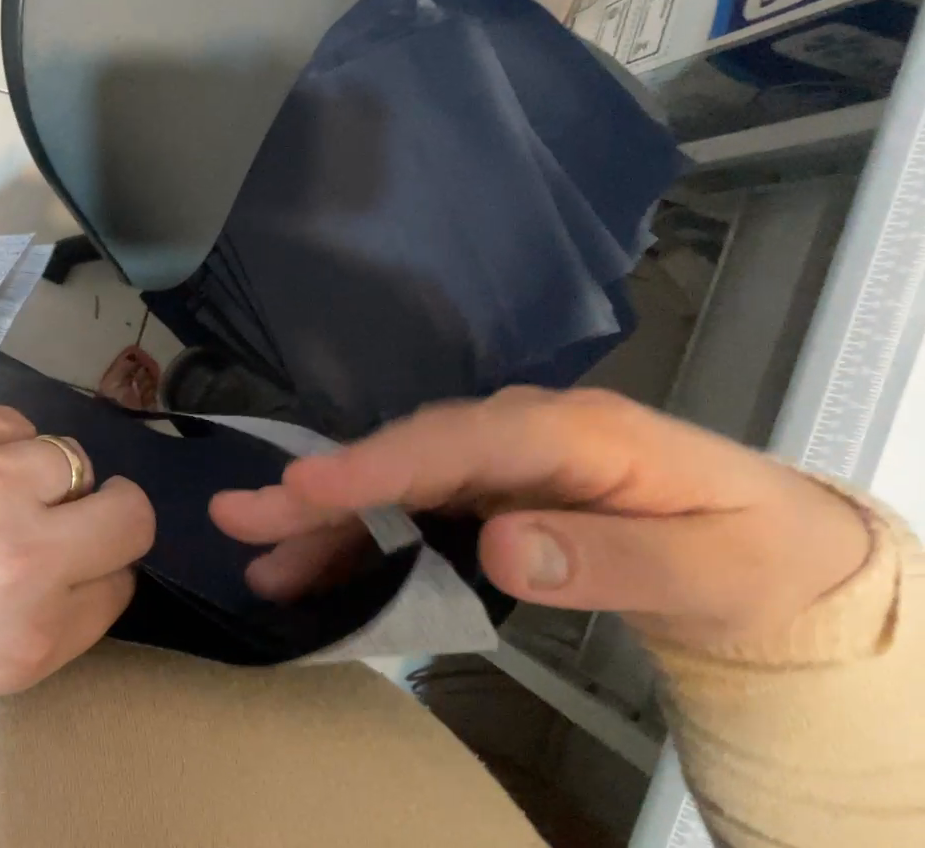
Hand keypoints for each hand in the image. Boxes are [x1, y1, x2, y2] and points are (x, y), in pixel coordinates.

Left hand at [0, 399, 154, 698]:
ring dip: (40, 475)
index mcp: (28, 629)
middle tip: (58, 515)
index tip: (72, 562)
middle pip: (128, 512)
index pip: (120, 582)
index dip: (99, 570)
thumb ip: (51, 623)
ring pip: (69, 456)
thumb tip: (88, 566)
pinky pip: (10, 421)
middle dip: (108, 514)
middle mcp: (22, 547)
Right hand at [210, 387, 874, 649]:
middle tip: (238, 516)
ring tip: (256, 557)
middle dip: (318, 490)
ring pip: (389, 489)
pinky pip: (403, 518)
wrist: (767, 550)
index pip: (459, 440)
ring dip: (320, 523)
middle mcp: (509, 436)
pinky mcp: (473, 497)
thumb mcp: (712, 566)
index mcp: (571, 433)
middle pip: (401, 458)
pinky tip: (306, 572)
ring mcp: (486, 466)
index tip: (307, 485)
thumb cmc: (747, 551)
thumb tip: (499, 545)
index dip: (379, 463)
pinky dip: (354, 545)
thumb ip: (610, 557)